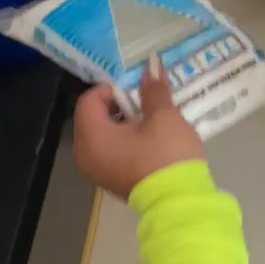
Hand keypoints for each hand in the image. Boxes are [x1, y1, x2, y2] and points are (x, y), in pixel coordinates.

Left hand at [73, 57, 204, 198]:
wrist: (178, 199)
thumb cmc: (167, 154)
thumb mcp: (164, 117)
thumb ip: (155, 90)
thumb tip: (152, 64)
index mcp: (92, 136)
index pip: (89, 100)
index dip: (113, 88)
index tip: (140, 89)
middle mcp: (86, 154)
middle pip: (95, 118)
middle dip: (121, 106)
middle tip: (149, 102)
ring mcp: (97, 171)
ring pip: (105, 136)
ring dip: (126, 124)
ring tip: (155, 120)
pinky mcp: (112, 180)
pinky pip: (112, 152)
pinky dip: (128, 141)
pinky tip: (153, 141)